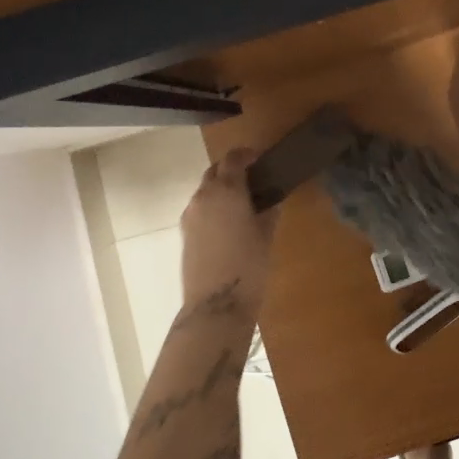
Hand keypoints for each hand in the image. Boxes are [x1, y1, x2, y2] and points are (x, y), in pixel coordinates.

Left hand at [178, 148, 277, 324]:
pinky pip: (199, 209)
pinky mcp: (184, 233)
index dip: (246, 154)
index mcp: (226, 190)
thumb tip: (273, 197)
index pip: (233, 159)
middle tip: (252, 179)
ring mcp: (190, 215)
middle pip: (214, 171)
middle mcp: (203, 196)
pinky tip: (227, 224)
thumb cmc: (249, 265)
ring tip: (241, 204)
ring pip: (205, 191)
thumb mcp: (266, 234)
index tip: (259, 158)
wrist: (216, 303)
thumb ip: (269, 210)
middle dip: (231, 169)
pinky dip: (212, 207)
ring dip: (220, 189)